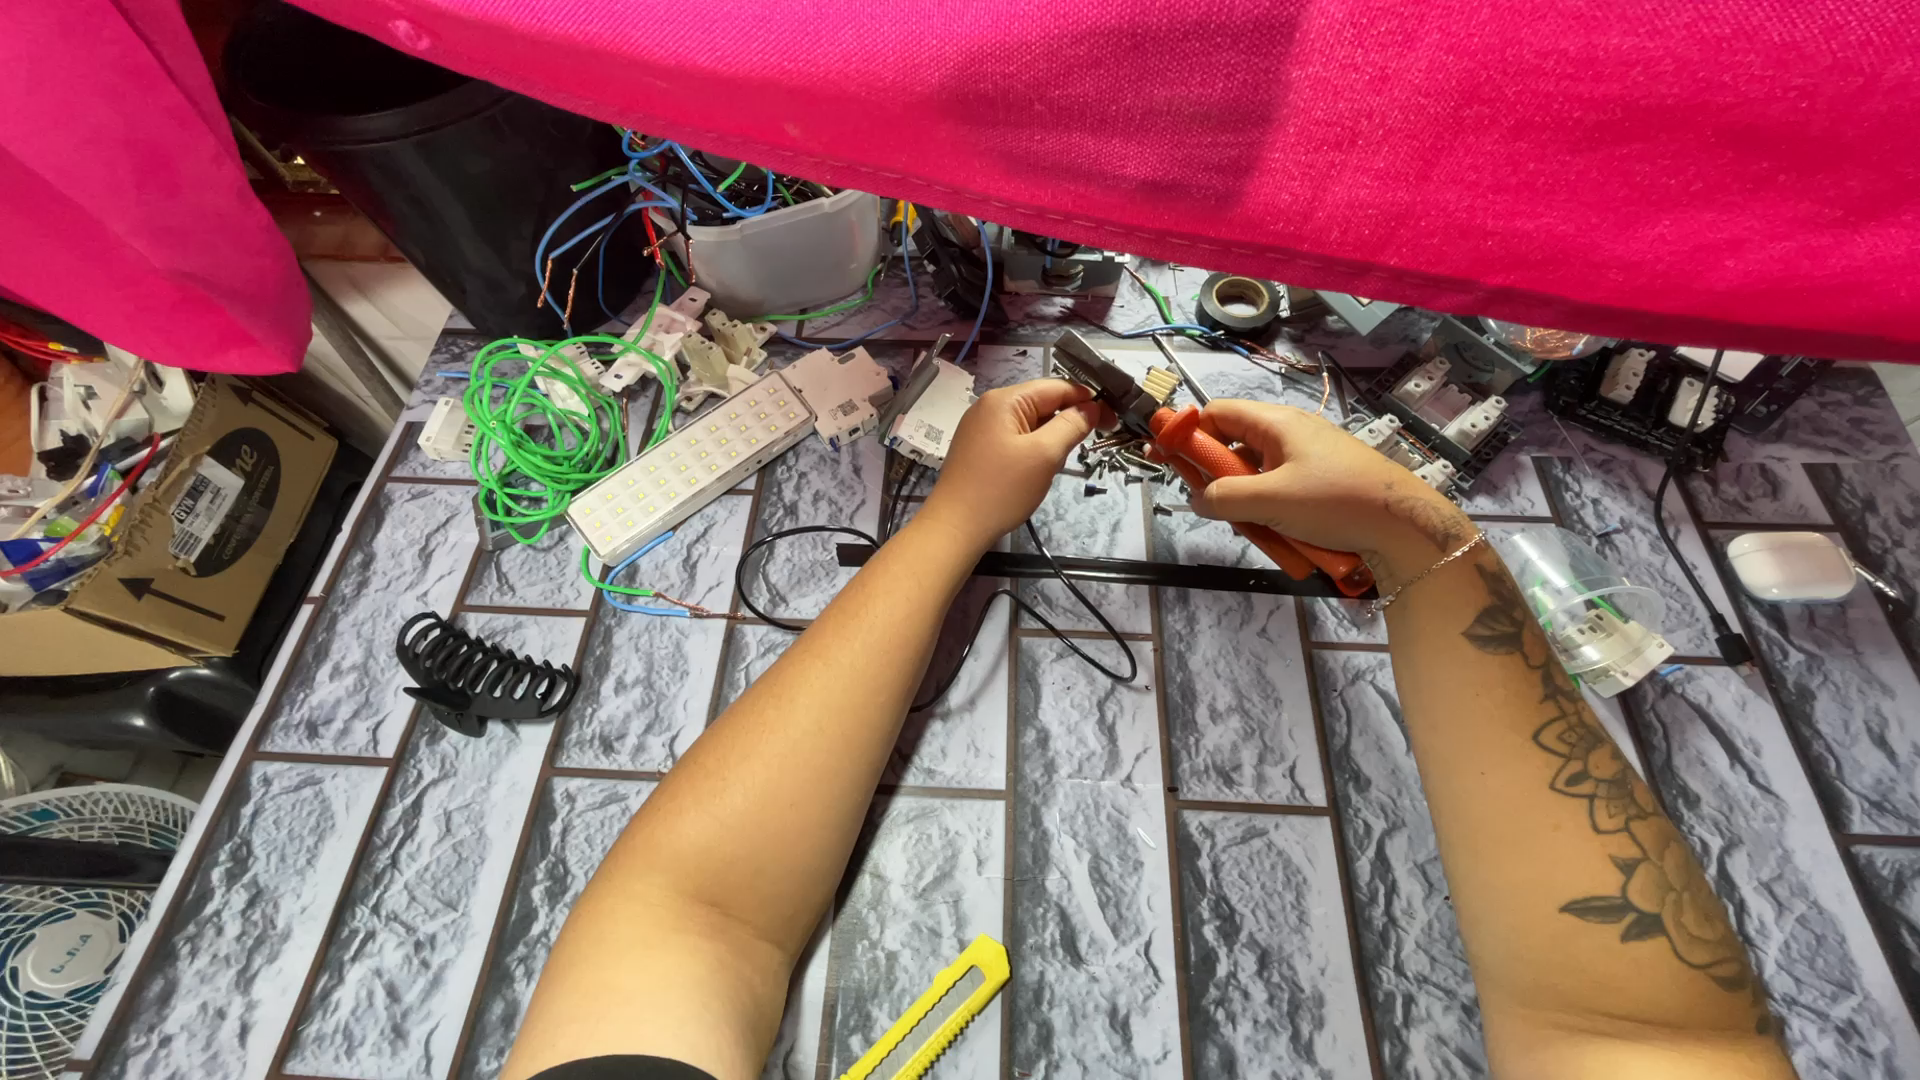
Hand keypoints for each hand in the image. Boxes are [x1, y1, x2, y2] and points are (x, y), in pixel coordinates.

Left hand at [916, 379, 1112, 550]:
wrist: (955, 527)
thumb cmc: (1001, 490)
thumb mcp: (1044, 455)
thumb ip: (1071, 425)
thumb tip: (1091, 407)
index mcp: (1004, 400)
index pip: (1056, 386)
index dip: (1087, 399)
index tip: (1112, 419)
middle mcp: (990, 407)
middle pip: (1042, 404)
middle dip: (1067, 422)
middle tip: (1085, 447)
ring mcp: (981, 429)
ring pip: (1030, 425)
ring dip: (1050, 441)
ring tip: (1052, 468)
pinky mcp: (979, 450)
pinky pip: (1016, 441)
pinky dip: (1033, 452)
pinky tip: (1035, 474)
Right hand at [1182, 400, 1475, 588]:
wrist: (1407, 528)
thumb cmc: (1337, 501)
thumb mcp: (1270, 501)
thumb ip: (1222, 497)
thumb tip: (1196, 497)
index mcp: (1276, 424)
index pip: (1215, 413)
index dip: (1186, 432)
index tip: (1163, 456)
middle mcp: (1288, 435)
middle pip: (1231, 446)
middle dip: (1216, 477)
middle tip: (1210, 504)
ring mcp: (1305, 460)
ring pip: (1253, 475)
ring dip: (1243, 501)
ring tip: (1254, 527)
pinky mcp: (1318, 484)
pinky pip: (1276, 492)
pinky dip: (1268, 512)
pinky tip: (1277, 534)